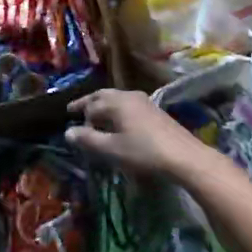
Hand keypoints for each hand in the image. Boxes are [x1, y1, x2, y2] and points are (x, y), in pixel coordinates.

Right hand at [66, 89, 204, 178]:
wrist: (183, 156)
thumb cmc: (143, 152)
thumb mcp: (112, 149)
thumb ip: (88, 140)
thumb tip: (68, 132)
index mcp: (116, 102)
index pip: (91, 105)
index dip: (80, 116)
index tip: (72, 126)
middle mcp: (129, 96)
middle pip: (103, 95)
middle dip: (89, 102)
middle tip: (75, 110)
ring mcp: (144, 101)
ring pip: (117, 98)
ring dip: (104, 106)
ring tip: (96, 117)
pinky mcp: (154, 110)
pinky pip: (128, 105)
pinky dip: (117, 110)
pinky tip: (119, 123)